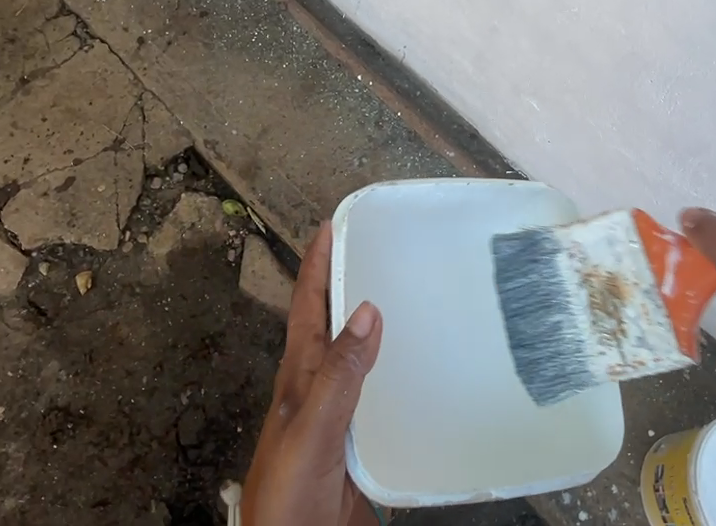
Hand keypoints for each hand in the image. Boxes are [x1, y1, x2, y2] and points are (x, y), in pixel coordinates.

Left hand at [241, 222, 383, 525]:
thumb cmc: (289, 492)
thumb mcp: (313, 429)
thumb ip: (339, 374)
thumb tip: (367, 308)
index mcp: (300, 374)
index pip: (307, 305)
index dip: (316, 263)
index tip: (332, 223)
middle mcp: (319, 386)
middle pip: (333, 322)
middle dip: (350, 282)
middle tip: (383, 249)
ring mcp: (341, 415)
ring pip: (360, 356)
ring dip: (379, 324)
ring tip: (413, 296)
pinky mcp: (362, 443)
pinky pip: (382, 395)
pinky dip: (400, 372)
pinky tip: (426, 371)